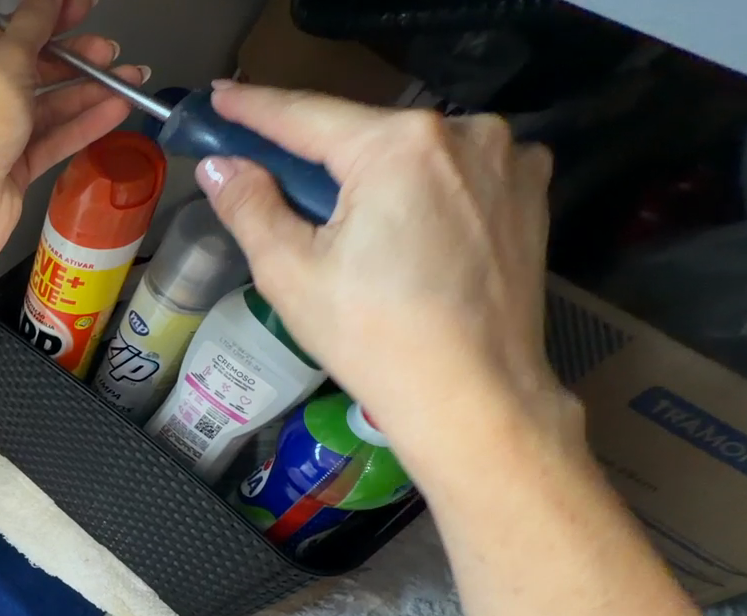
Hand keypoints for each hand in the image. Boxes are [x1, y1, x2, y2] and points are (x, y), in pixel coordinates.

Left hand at [0, 0, 148, 266]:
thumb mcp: (3, 65)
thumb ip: (31, 27)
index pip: (9, 33)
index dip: (47, 20)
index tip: (84, 8)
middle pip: (34, 69)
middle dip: (75, 59)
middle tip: (109, 52)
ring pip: (50, 106)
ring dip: (89, 91)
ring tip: (131, 79)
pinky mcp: (16, 167)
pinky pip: (55, 138)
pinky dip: (85, 124)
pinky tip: (117, 109)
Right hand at [194, 84, 577, 484]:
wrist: (470, 388)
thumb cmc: (369, 333)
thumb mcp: (288, 270)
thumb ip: (250, 206)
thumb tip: (219, 166)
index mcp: (398, 146)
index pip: (307, 116)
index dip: (254, 108)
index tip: (220, 96)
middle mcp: (464, 131)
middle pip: (361, 137)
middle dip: (313, 160)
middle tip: (269, 187)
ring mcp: (507, 158)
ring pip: (407, 156)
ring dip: (365, 180)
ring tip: (339, 235)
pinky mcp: (527, 190)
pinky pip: (450, 175)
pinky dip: (413, 194)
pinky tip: (396, 239)